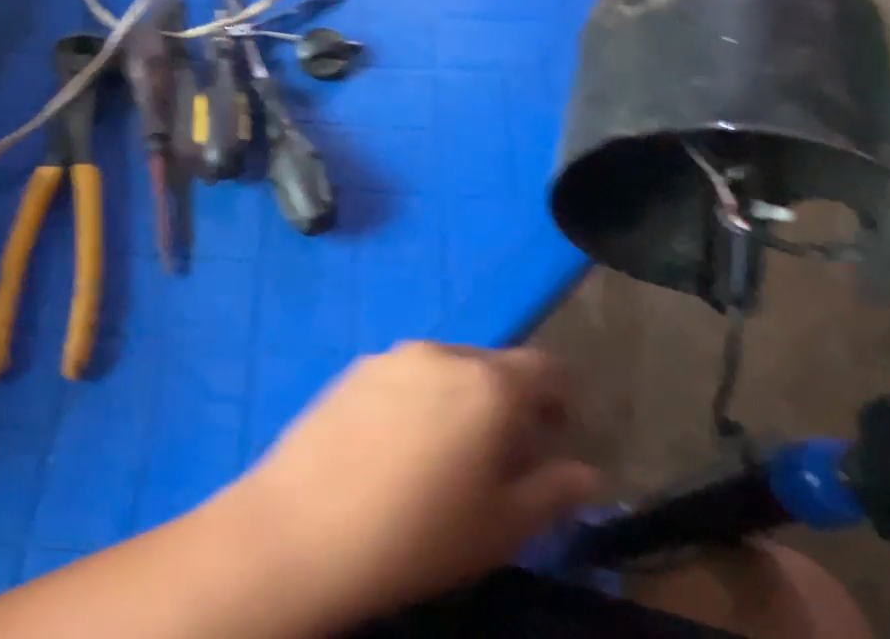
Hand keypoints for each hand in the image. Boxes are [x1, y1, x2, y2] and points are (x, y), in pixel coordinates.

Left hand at [216, 342, 599, 625]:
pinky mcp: (348, 371)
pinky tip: (396, 449)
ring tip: (444, 456)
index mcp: (488, 382)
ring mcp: (387, 358)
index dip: (558, 402)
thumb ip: (555, 492)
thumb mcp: (502, 527)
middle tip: (500, 458)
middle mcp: (440, 354)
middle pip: (492, 366)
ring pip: (444, 370)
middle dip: (508, 403)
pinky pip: (402, 377)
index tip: (552, 440)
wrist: (300, 530)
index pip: (546, 369)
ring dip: (460, 400)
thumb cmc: (418, 535)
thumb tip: (589, 475)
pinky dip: (417, 399)